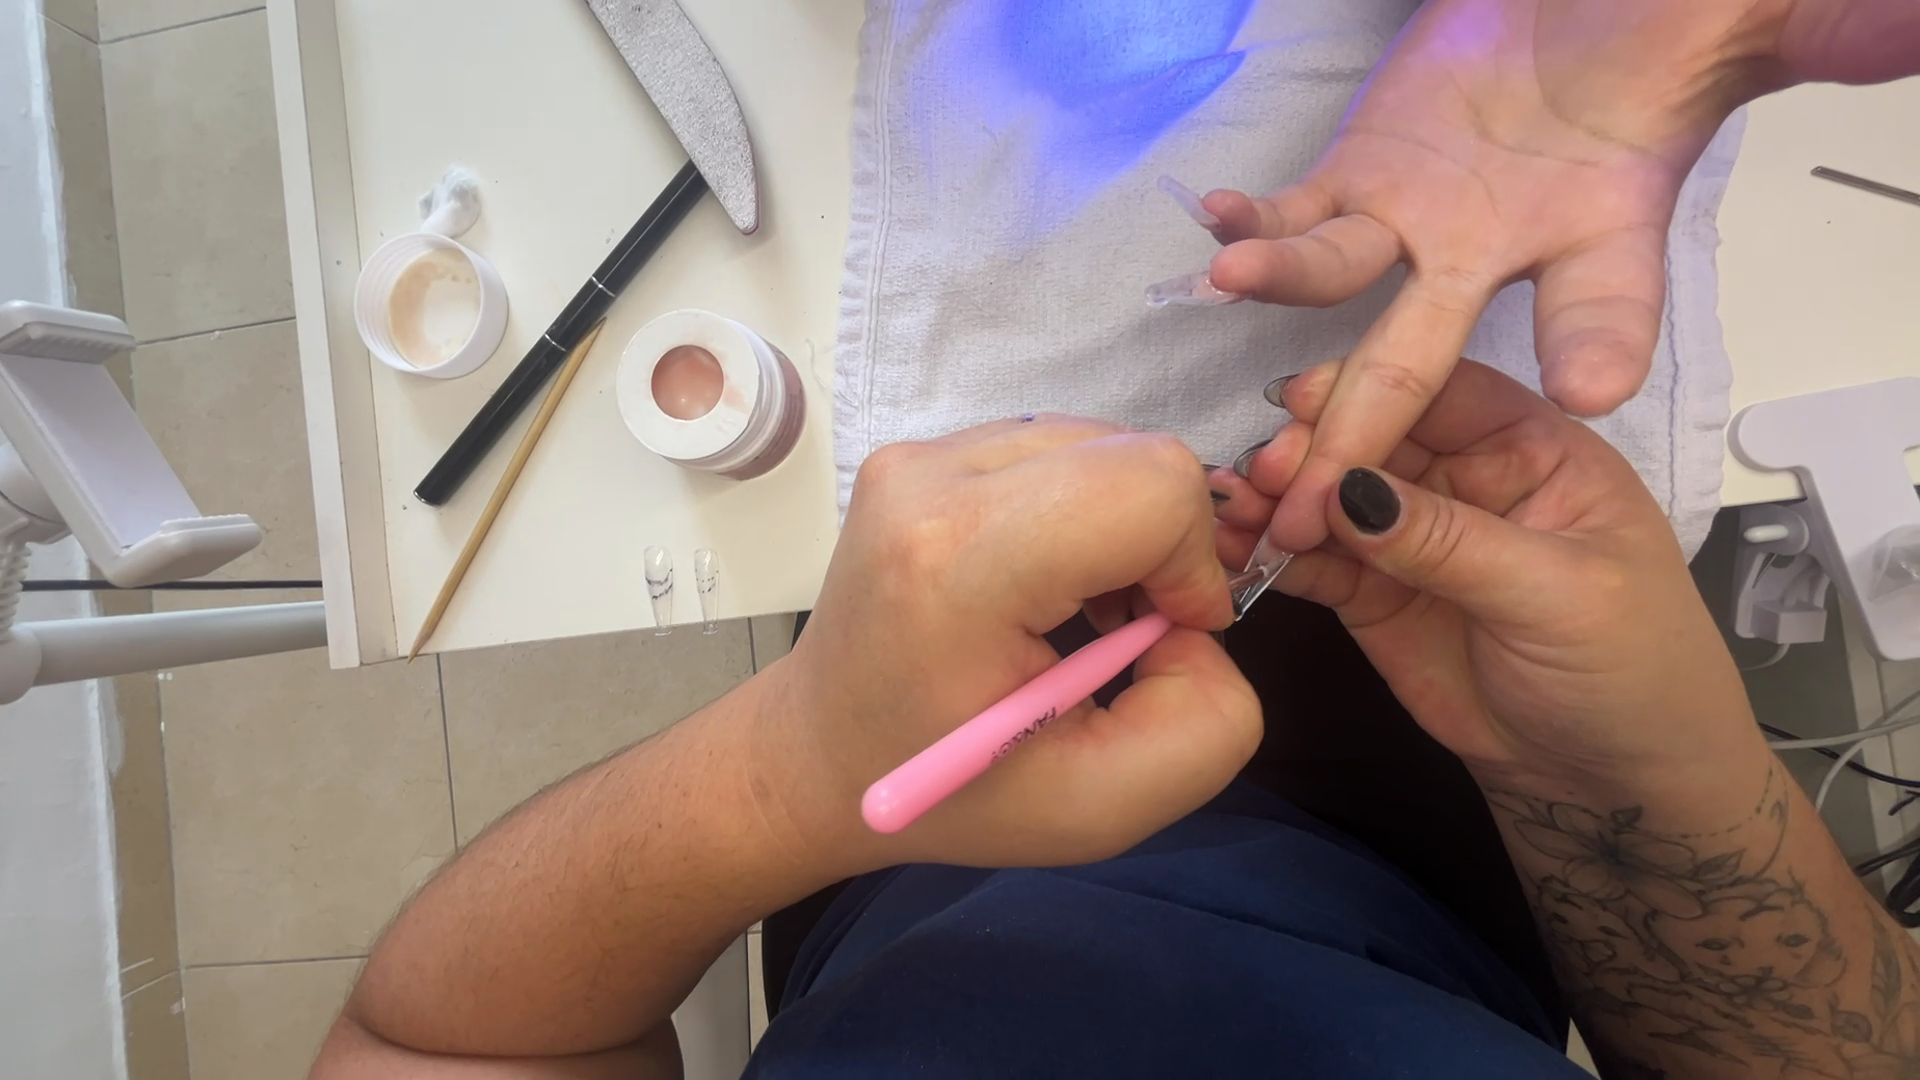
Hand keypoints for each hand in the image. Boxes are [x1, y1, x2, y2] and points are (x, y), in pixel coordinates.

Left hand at [761, 417, 1260, 872]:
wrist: (820, 749)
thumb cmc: (945, 793)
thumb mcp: (1098, 807)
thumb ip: (1206, 723)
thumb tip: (1199, 619)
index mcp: (958, 560)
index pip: (1147, 485)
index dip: (1190, 560)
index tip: (1160, 634)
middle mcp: (929, 479)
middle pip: (1133, 454)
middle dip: (1162, 543)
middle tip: (1121, 625)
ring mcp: (917, 456)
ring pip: (1100, 444)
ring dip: (1120, 526)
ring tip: (1076, 604)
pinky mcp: (920, 453)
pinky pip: (1053, 450)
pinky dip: (1079, 509)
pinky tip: (1044, 572)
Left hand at [1198, 0, 1792, 550]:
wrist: (1568, 1)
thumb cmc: (1657, 25)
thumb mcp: (1759, 19)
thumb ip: (1823, 31)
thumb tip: (1914, 31)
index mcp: (1593, 234)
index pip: (1605, 301)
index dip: (1603, 338)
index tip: (1596, 389)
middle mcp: (1482, 255)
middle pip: (1412, 360)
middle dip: (1359, 433)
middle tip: (1307, 510)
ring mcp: (1404, 226)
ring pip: (1337, 277)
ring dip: (1288, 284)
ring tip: (1236, 287)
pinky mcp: (1348, 183)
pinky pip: (1295, 210)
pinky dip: (1259, 218)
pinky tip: (1216, 224)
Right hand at [1212, 360, 1755, 785]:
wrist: (1594, 777)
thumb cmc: (1626, 672)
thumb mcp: (1557, 595)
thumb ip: (1448, 541)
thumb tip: (1345, 493)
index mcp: (1527, 451)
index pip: (1441, 393)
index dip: (1371, 391)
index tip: (1295, 406)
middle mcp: (1455, 478)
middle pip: (1365, 438)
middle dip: (1307, 452)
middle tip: (1262, 478)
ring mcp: (1401, 533)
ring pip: (1323, 497)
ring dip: (1273, 502)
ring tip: (1231, 516)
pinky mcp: (1361, 586)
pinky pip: (1306, 558)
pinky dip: (1266, 554)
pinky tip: (1234, 553)